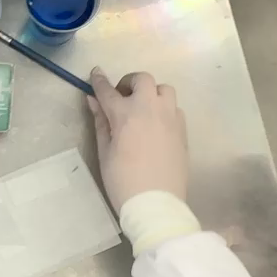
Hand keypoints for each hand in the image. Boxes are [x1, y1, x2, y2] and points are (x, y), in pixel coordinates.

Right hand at [88, 68, 189, 212]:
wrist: (155, 203)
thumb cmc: (122, 179)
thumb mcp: (104, 151)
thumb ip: (100, 121)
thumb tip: (93, 100)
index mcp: (126, 114)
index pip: (108, 90)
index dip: (99, 81)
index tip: (95, 73)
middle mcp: (151, 109)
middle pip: (143, 80)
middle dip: (129, 83)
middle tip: (121, 98)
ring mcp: (171, 118)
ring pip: (164, 90)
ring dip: (151, 94)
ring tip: (142, 110)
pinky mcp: (183, 131)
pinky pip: (174, 108)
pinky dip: (163, 109)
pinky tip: (155, 126)